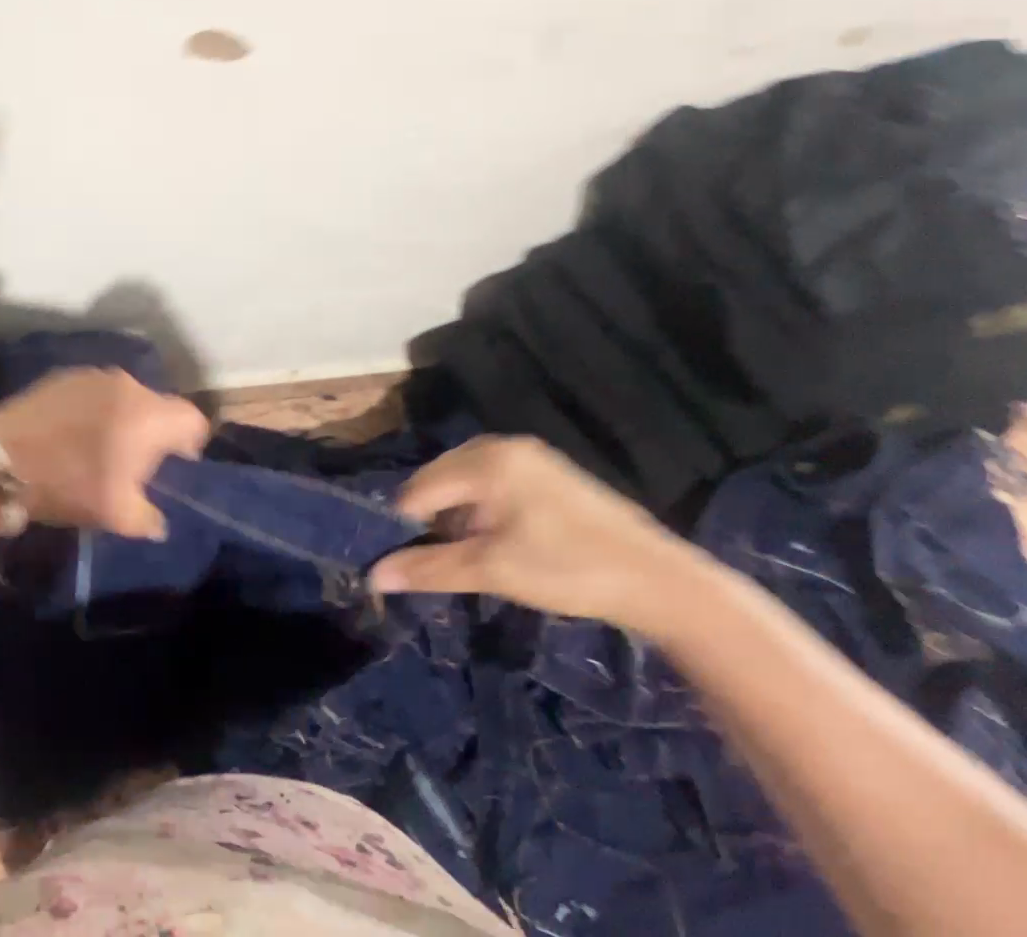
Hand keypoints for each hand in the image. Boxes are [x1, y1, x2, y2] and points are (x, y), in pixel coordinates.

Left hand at [0, 367, 209, 539]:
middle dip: (154, 433)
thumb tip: (158, 523)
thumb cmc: (69, 484)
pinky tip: (72, 435)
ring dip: (122, 419)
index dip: (191, 445)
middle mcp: (127, 385)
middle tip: (135, 464)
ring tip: (100, 448)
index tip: (175, 468)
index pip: (193, 420)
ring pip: (124, 397)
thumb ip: (148, 518)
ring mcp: (91, 376)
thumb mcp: (116, 514)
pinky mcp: (60, 377)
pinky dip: (93, 410)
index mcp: (151, 415)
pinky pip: (93, 393)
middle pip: (158, 406)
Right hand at [370, 436, 711, 632]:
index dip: (403, 529)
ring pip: (463, 489)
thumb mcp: (491, 570)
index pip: (417, 490)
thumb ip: (427, 568)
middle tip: (433, 564)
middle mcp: (503, 448)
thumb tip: (372, 576)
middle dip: (428, 523)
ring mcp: (529, 460)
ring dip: (454, 523)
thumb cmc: (568, 568)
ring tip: (465, 559)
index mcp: (486, 460)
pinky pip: (490, 490)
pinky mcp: (547, 478)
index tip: (400, 565)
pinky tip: (493, 547)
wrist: (659, 583)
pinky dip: (479, 517)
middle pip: (437, 484)